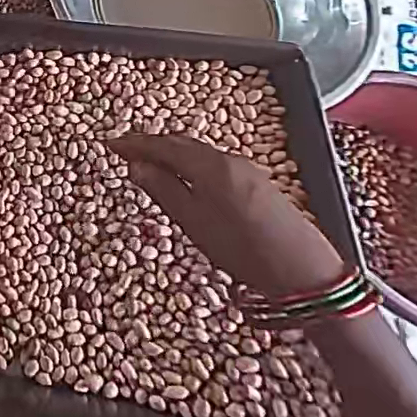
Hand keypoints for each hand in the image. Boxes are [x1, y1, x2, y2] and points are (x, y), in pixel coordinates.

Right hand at [106, 134, 345, 296]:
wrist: (305, 272)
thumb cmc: (241, 249)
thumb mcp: (192, 221)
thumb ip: (162, 189)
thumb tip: (137, 166)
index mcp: (209, 165)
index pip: (162, 145)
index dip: (134, 144)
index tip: (110, 144)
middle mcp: (228, 160)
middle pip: (181, 144)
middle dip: (151, 144)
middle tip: (125, 150)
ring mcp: (246, 171)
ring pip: (198, 153)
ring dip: (171, 153)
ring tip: (148, 162)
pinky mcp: (258, 184)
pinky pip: (213, 163)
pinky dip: (190, 163)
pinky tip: (183, 175)